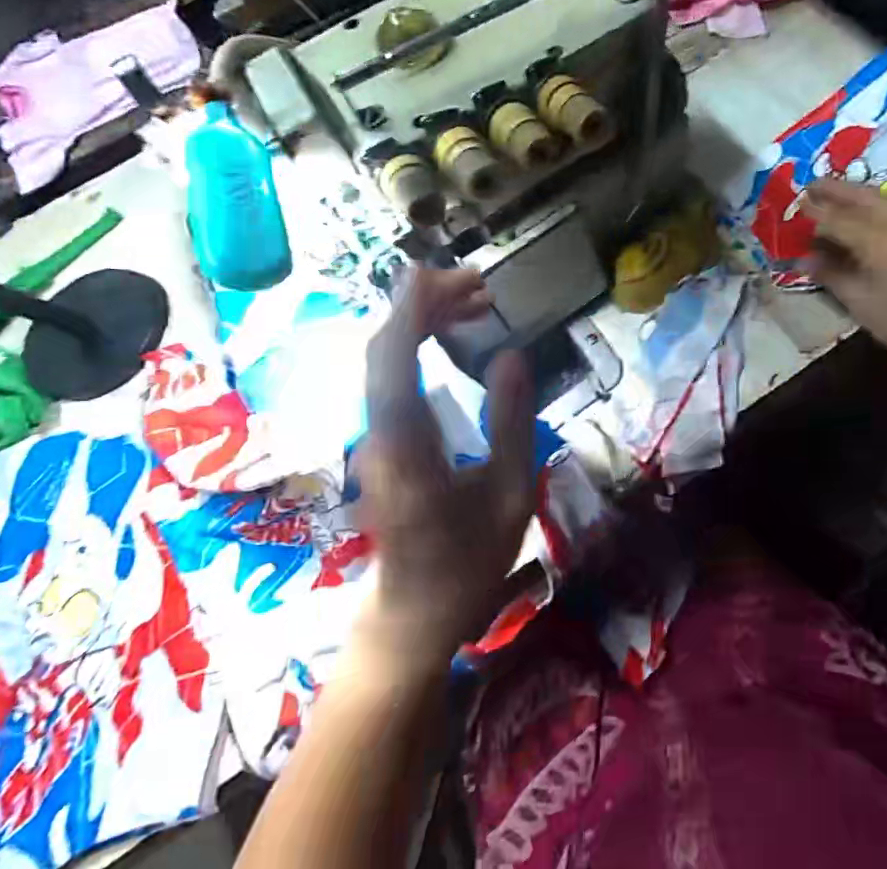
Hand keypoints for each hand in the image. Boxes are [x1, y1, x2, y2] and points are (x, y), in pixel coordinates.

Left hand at [354, 266, 536, 667]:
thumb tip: (512, 356)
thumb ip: (512, 422)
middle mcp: (379, 433)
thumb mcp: (511, 495)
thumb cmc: (468, 562)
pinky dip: (417, 346)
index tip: (445, 274)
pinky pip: (391, 378)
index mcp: (408, 446)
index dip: (413, 308)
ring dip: (421, 322)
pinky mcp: (380, 441)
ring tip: (474, 303)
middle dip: (423, 304)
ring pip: (384, 360)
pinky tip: (448, 339)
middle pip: (384, 349)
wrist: (414, 613)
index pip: (395, 359)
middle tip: (479, 286)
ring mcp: (374, 437)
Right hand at [802, 179, 886, 420]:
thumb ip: (833, 276)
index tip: (795, 201)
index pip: (839, 218)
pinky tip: (874, 226)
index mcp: (884, 240)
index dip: (815, 211)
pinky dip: (883, 216)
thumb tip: (805, 258)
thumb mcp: (864, 307)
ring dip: (860, 200)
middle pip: (866, 197)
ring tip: (837, 200)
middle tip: (812, 184)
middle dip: (837, 190)